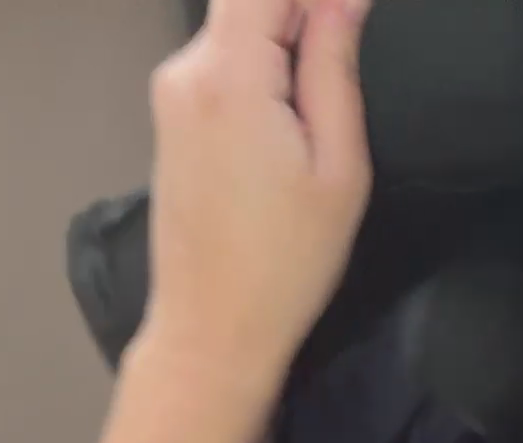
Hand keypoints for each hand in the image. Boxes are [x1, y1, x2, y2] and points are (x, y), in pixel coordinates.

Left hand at [141, 0, 373, 377]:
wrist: (214, 330)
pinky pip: (221, 72)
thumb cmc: (288, 263)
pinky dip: (262, 79)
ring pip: (236, 36)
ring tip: (318, 132)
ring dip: (286, 53)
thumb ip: (335, 70)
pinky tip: (288, 139)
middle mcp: (186, 70)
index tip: (351, 18)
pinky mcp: (171, 125)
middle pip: (249, 2)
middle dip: (305, 18)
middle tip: (340, 96)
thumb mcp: (337, 168)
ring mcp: (171, 98)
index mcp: (231, 74)